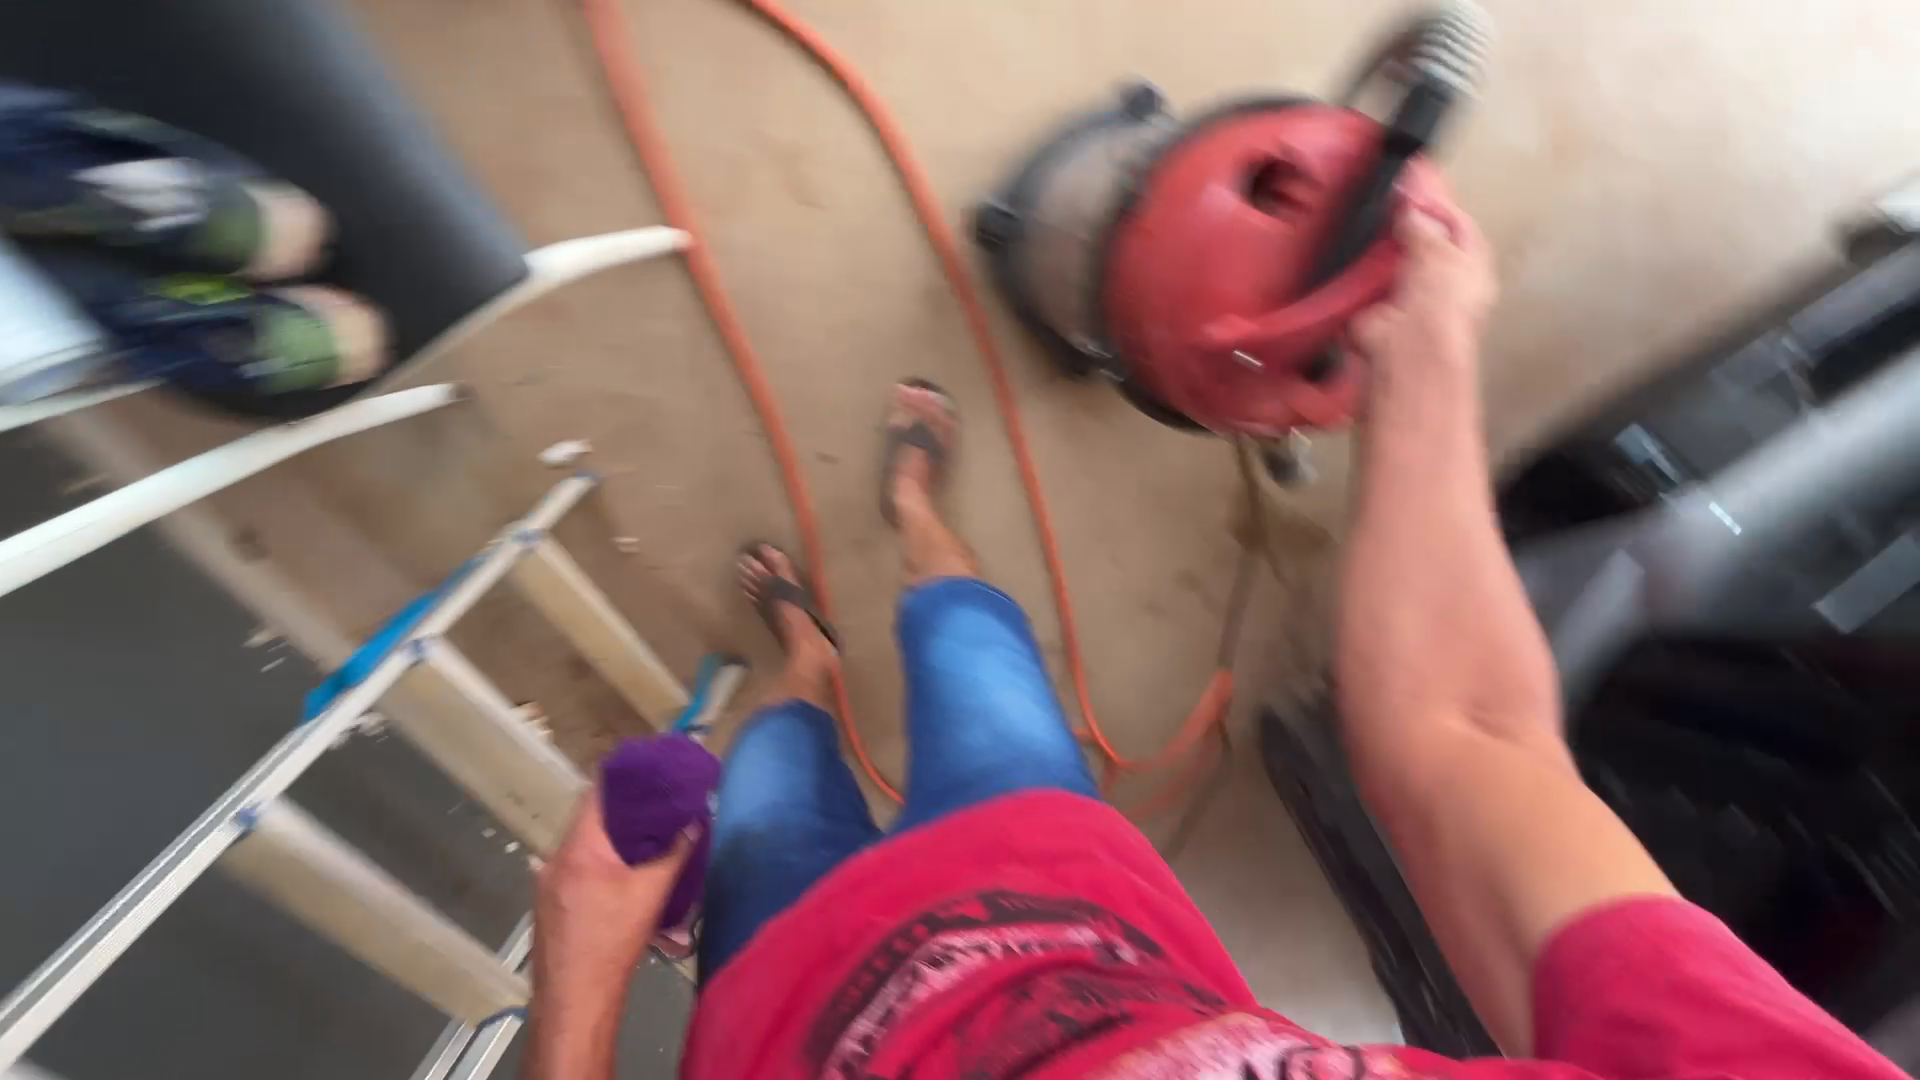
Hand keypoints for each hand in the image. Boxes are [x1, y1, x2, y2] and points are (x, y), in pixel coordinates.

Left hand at [526, 791, 696, 1079]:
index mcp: (578, 848)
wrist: (575, 1000)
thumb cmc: (614, 939)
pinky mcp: (547, 905)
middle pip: (588, 818)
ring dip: (610, 836)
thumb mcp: (653, 892)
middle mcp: (554, 859)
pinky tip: (622, 872)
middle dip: (622, 808)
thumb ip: (676, 852)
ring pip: (581, 845)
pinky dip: (598, 859)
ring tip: (643, 834)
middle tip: (655, 799)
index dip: (620, 774)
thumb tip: (696, 821)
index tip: (645, 763)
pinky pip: (574, 867)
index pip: (595, 793)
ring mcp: (545, 884)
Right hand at [1350, 186, 1496, 373]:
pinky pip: (1366, 283)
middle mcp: (1441, 282)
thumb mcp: (1440, 254)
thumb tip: (1410, 208)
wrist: (1406, 350)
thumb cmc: (1438, 303)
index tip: (1414, 186)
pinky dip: (1357, 271)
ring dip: (1380, 247)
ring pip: (1393, 263)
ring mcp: (1407, 297)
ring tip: (1364, 219)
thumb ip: (1424, 228)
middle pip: (1423, 243)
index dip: (1438, 205)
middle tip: (1385, 200)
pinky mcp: (1375, 310)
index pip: (1458, 226)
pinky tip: (1347, 250)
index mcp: (1470, 267)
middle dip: (1405, 225)